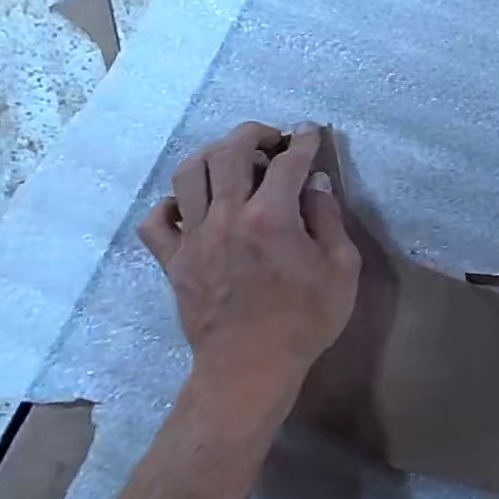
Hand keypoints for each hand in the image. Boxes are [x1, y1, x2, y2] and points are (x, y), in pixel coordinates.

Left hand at [139, 121, 361, 415]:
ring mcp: (193, 238)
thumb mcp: (341, 269)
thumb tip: (316, 185)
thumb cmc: (306, 319)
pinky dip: (174, 203)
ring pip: (188, 175)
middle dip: (253, 134)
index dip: (303, 141)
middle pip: (228, 153)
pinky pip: (157, 219)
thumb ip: (329, 220)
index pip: (288, 163)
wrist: (250, 368)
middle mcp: (227, 217)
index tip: (311, 131)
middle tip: (273, 139)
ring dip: (213, 156)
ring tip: (234, 161)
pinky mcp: (173, 261)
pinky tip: (195, 206)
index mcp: (272, 218)